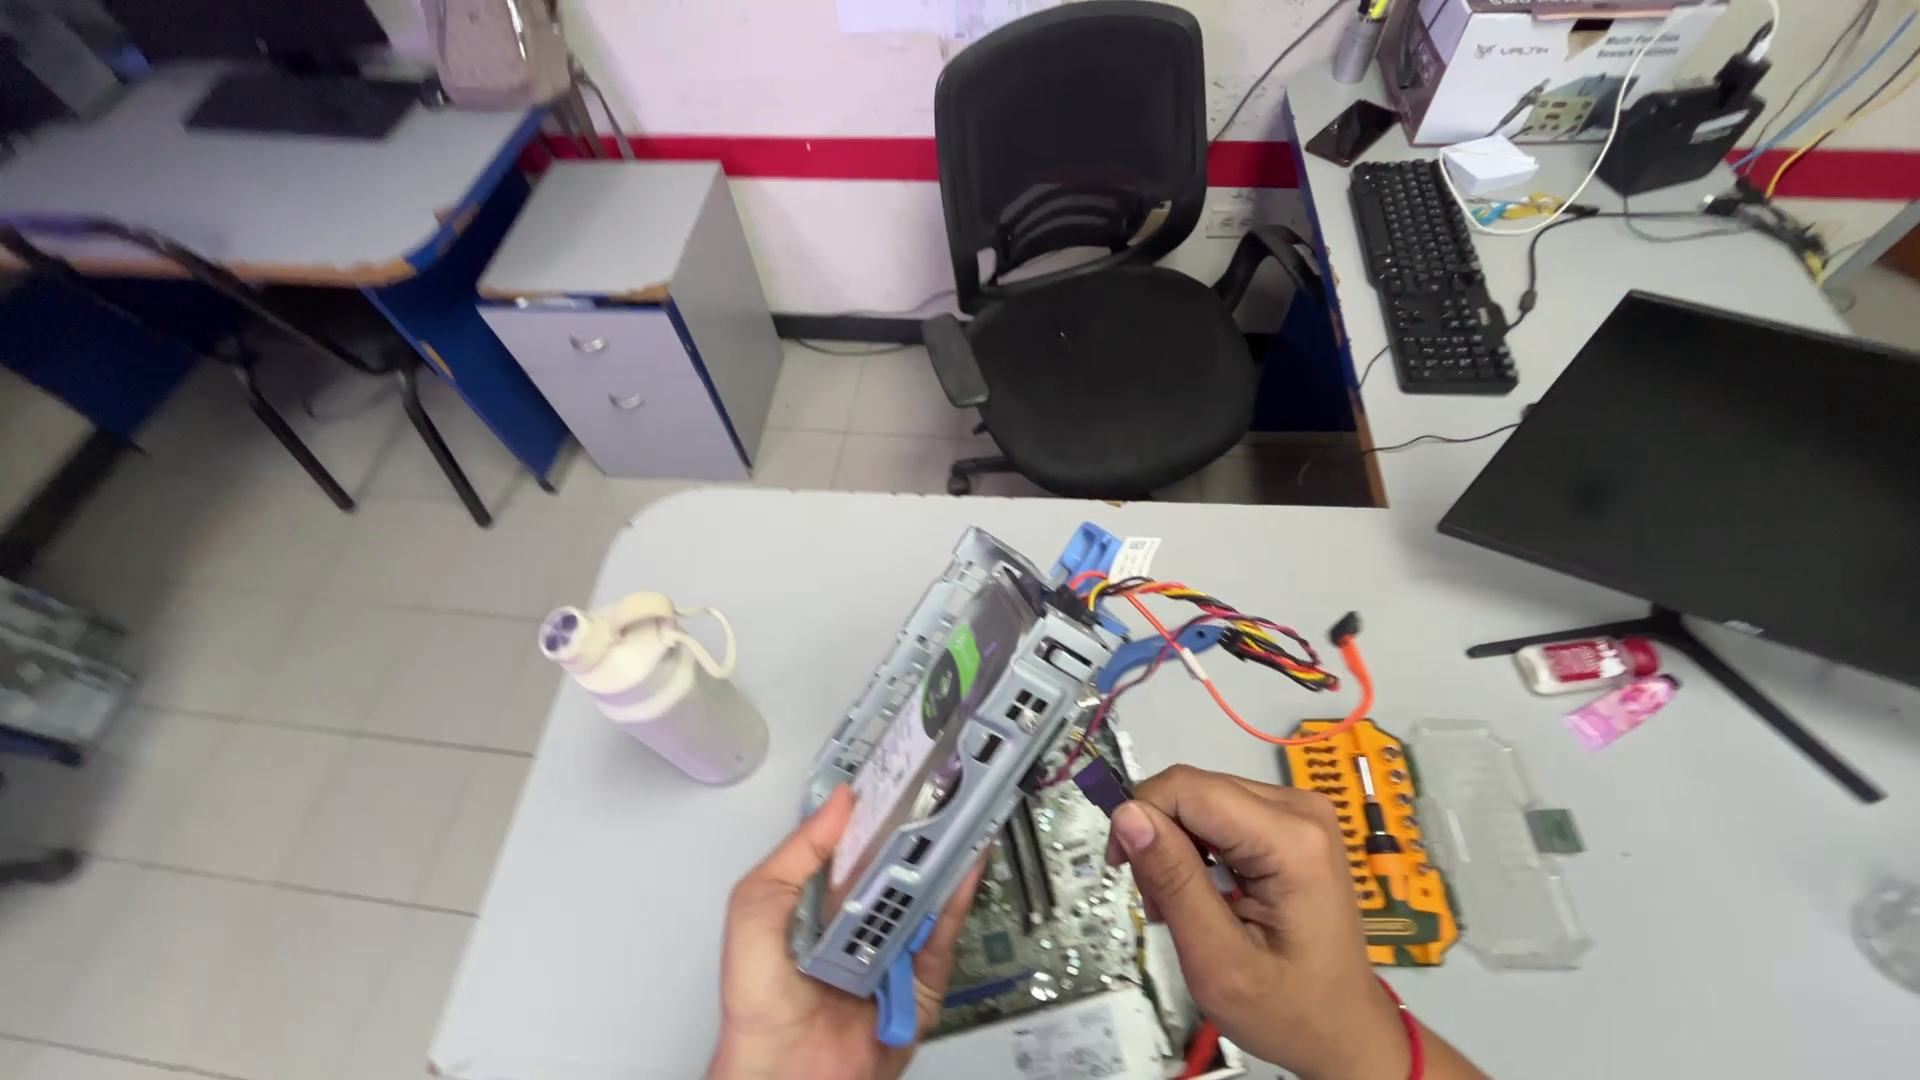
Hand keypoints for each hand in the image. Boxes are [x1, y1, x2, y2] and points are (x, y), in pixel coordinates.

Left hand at [708, 785, 983, 1079]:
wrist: (785, 1075)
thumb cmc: (759, 1000)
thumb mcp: (757, 908)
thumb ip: (796, 855)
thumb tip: (837, 804)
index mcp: (823, 898)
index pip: (856, 843)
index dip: (877, 812)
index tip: (899, 780)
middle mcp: (860, 918)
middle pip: (898, 864)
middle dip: (920, 830)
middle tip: (942, 793)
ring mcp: (892, 946)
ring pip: (927, 894)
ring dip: (946, 857)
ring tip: (961, 821)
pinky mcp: (919, 980)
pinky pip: (942, 936)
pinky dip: (957, 901)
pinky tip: (964, 870)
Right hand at [1105, 766, 1411, 1079]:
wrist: (1345, 1034)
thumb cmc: (1286, 1011)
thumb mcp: (1217, 961)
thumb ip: (1173, 880)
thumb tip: (1126, 813)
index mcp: (1291, 839)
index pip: (1187, 788)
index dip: (1141, 818)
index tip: (1124, 871)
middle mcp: (1299, 807)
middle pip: (1193, 790)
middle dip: (1159, 839)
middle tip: (1159, 904)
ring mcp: (1298, 810)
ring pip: (1200, 797)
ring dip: (1174, 844)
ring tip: (1180, 904)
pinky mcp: (1291, 820)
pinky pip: (1219, 810)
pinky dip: (1197, 845)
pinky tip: (1202, 888)